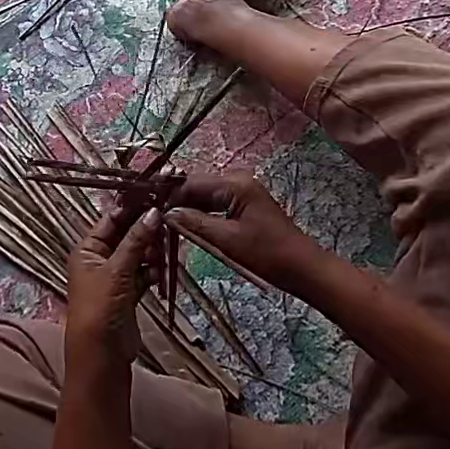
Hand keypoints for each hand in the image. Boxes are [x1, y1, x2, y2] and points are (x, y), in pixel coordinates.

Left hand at [65, 205, 165, 369]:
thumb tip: (154, 211)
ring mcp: (115, 276)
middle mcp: (99, 259)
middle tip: (168, 224)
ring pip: (138, 254)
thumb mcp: (117, 270)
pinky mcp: (128, 292)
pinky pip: (144, 273)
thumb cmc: (100, 308)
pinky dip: (154, 271)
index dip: (133, 208)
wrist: (101, 358)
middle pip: (127, 235)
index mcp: (88, 249)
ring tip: (166, 252)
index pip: (111, 219)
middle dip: (147, 231)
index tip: (156, 196)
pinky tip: (162, 273)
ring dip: (153, 252)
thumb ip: (136, 240)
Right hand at [162, 173, 329, 293]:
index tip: (147, 208)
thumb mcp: (227, 240)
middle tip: (152, 218)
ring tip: (163, 224)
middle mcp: (237, 180)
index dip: (168, 195)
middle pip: (196, 187)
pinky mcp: (243, 204)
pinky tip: (185, 227)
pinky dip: (200, 215)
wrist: (302, 268)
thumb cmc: (267, 254)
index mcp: (235, 184)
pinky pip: (214, 205)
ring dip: (186, 209)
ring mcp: (241, 192)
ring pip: (204, 197)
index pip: (191, 183)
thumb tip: (166, 213)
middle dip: (175, 202)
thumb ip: (195, 223)